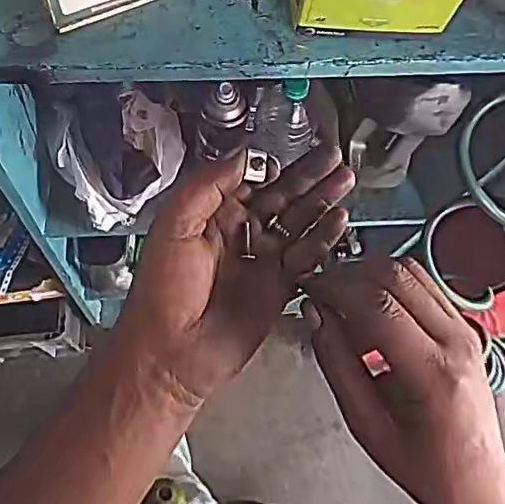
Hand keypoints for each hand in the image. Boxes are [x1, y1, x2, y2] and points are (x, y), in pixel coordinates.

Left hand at [114, 144, 353, 409]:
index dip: (272, 165)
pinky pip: (306, 256)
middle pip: (279, 197)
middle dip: (307, 177)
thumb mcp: (174, 226)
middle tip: (331, 158)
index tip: (295, 149)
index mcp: (210, 215)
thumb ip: (207, 186)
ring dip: (322, 201)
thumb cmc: (160, 293)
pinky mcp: (278, 286)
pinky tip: (338, 220)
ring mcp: (259, 260)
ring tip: (344, 180)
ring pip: (297, 222)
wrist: (170, 354)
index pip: (248, 179)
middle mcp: (238, 234)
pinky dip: (324, 238)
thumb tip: (241, 156)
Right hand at [304, 257, 504, 503]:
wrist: (476, 478)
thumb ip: (337, 365)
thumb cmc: (424, 465)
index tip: (311, 290)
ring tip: (344, 303)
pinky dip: (390, 284)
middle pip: (396, 275)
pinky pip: (423, 284)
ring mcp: (465, 328)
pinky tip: (370, 310)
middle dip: (350, 275)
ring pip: (410, 271)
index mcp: (434, 372)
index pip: (379, 305)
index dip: (336, 289)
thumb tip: (315, 315)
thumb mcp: (366, 425)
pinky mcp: (464, 324)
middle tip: (322, 290)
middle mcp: (456, 341)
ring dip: (370, 275)